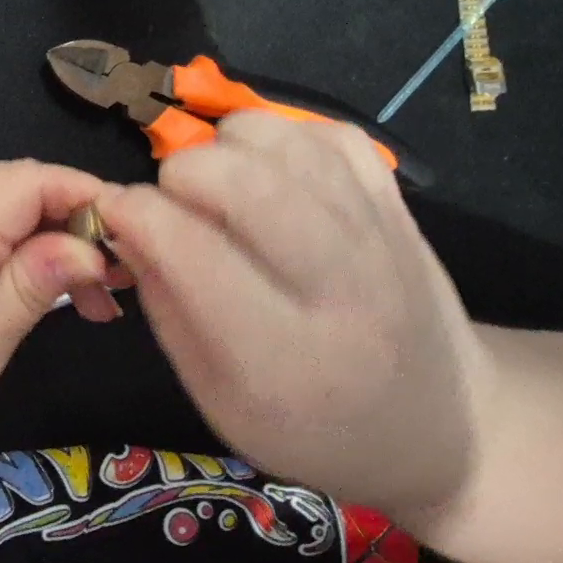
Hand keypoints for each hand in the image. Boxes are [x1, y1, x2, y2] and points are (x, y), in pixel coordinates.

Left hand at [0, 160, 118, 453]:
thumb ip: (33, 287)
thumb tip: (89, 247)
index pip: (36, 179)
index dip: (90, 202)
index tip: (130, 251)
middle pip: (19, 181)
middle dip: (73, 221)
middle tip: (109, 286)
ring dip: (42, 229)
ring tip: (76, 292)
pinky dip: (5, 230)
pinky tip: (23, 275)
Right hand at [96, 113, 491, 523]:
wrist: (447, 431)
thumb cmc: (309, 427)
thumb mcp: (214, 396)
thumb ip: (162, 302)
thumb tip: (122, 219)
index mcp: (280, 355)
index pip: (186, 245)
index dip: (130, 211)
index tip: (115, 214)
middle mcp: (338, 286)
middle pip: (238, 179)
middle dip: (177, 174)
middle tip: (175, 205)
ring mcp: (378, 234)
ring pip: (277, 139)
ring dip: (224, 149)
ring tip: (222, 190)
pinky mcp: (399, 202)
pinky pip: (322, 131)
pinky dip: (277, 138)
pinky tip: (269, 175)